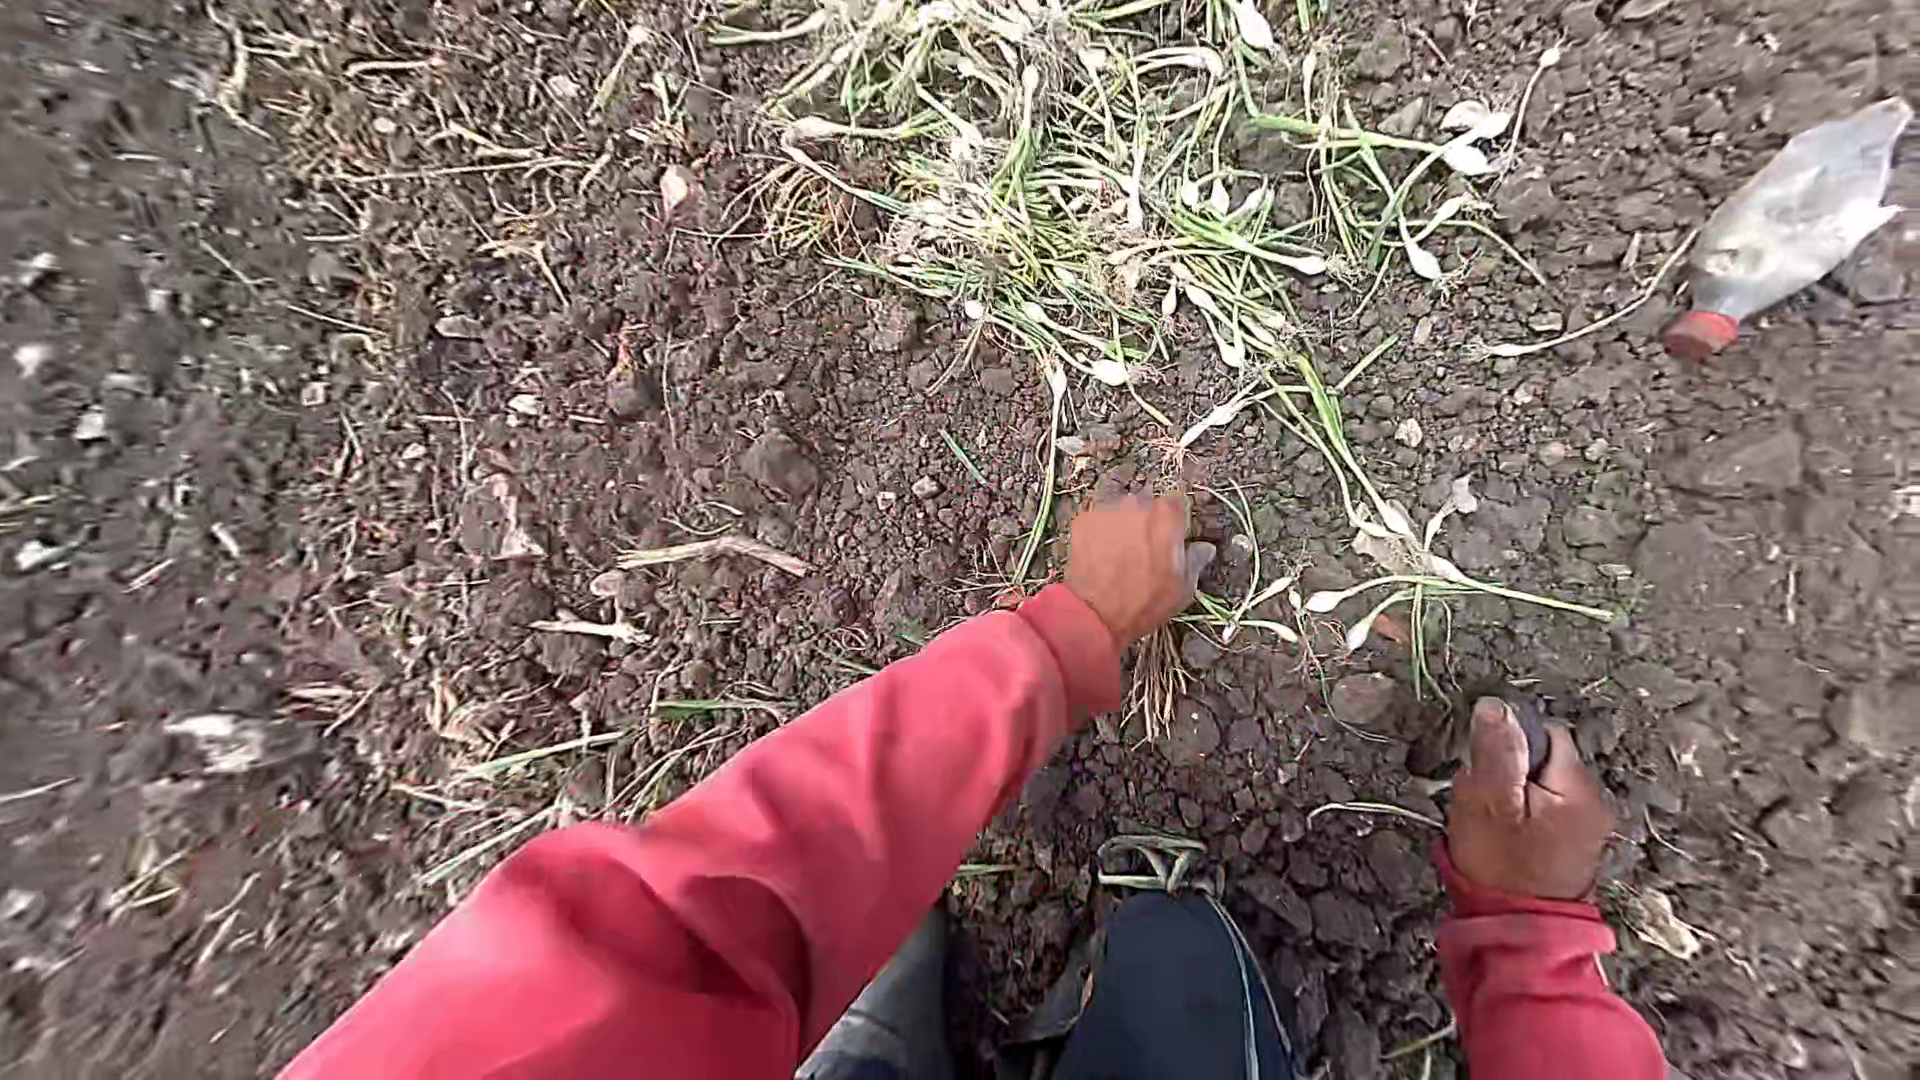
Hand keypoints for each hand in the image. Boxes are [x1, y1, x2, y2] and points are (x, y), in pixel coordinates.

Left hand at [1063, 493, 1212, 645]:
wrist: (1096, 612)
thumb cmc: (1142, 602)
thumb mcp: (1182, 587)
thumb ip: (1194, 560)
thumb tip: (1203, 549)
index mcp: (1166, 517)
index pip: (1175, 504)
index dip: (1172, 520)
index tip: (1169, 534)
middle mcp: (1137, 505)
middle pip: (1144, 504)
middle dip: (1144, 522)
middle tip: (1142, 548)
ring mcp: (1107, 510)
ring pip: (1118, 510)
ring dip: (1120, 525)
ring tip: (1118, 552)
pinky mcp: (1083, 520)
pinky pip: (1095, 519)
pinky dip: (1098, 531)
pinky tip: (1099, 553)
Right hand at [1447, 698, 1612, 900]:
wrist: (1515, 919)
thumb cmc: (1500, 857)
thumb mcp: (1488, 798)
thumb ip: (1496, 750)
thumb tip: (1495, 706)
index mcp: (1578, 788)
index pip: (1545, 732)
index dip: (1510, 735)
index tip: (1483, 756)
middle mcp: (1594, 802)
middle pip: (1544, 754)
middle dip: (1508, 760)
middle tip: (1482, 786)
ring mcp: (1586, 822)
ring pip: (1539, 777)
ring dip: (1510, 781)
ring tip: (1489, 805)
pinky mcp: (1572, 837)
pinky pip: (1541, 799)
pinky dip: (1519, 801)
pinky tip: (1501, 819)